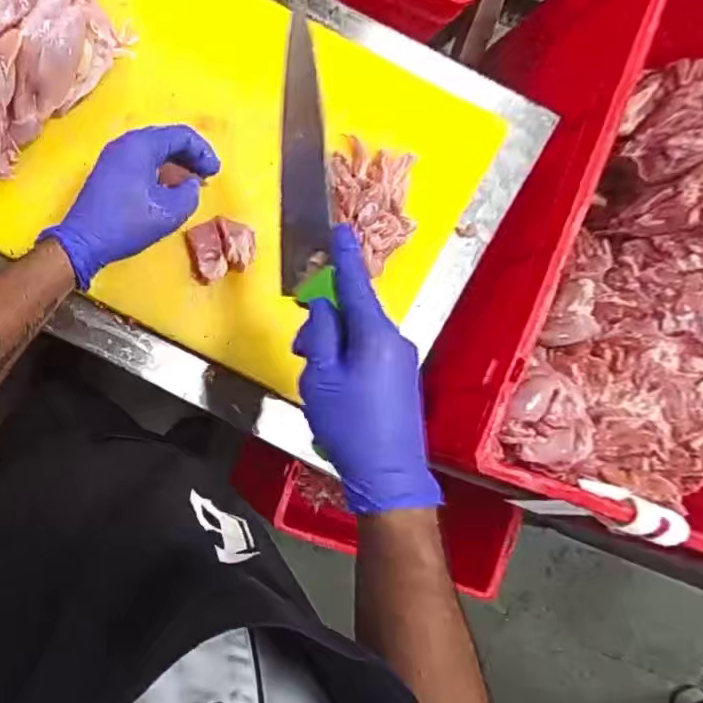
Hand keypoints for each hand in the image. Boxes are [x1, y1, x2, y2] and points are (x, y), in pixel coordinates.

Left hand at [39, 125, 220, 290]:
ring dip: (173, 167)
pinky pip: (139, 164)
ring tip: (188, 187)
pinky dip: (156, 174)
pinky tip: (165, 192)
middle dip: (189, 158)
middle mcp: (125, 144)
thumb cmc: (125, 225)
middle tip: (204, 177)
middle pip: (166, 141)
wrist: (82, 243)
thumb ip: (189, 194)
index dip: (203, 152)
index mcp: (141, 145)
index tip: (215, 172)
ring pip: (152, 153)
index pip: (182, 136)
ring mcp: (112, 158)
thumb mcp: (167, 213)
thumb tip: (191, 184)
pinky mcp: (106, 174)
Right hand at [293, 224, 442, 513]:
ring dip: (330, 348)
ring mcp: (400, 361)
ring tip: (316, 382)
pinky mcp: (398, 379)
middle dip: (323, 325)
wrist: (387, 471)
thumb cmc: (349, 424)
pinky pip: (365, 355)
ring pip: (356, 337)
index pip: (356, 286)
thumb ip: (320, 335)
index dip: (344, 258)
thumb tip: (323, 307)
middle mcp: (394, 340)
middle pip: (353, 314)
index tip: (340, 230)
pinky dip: (343, 361)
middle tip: (302, 354)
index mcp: (376, 335)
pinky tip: (333, 389)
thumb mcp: (321, 376)